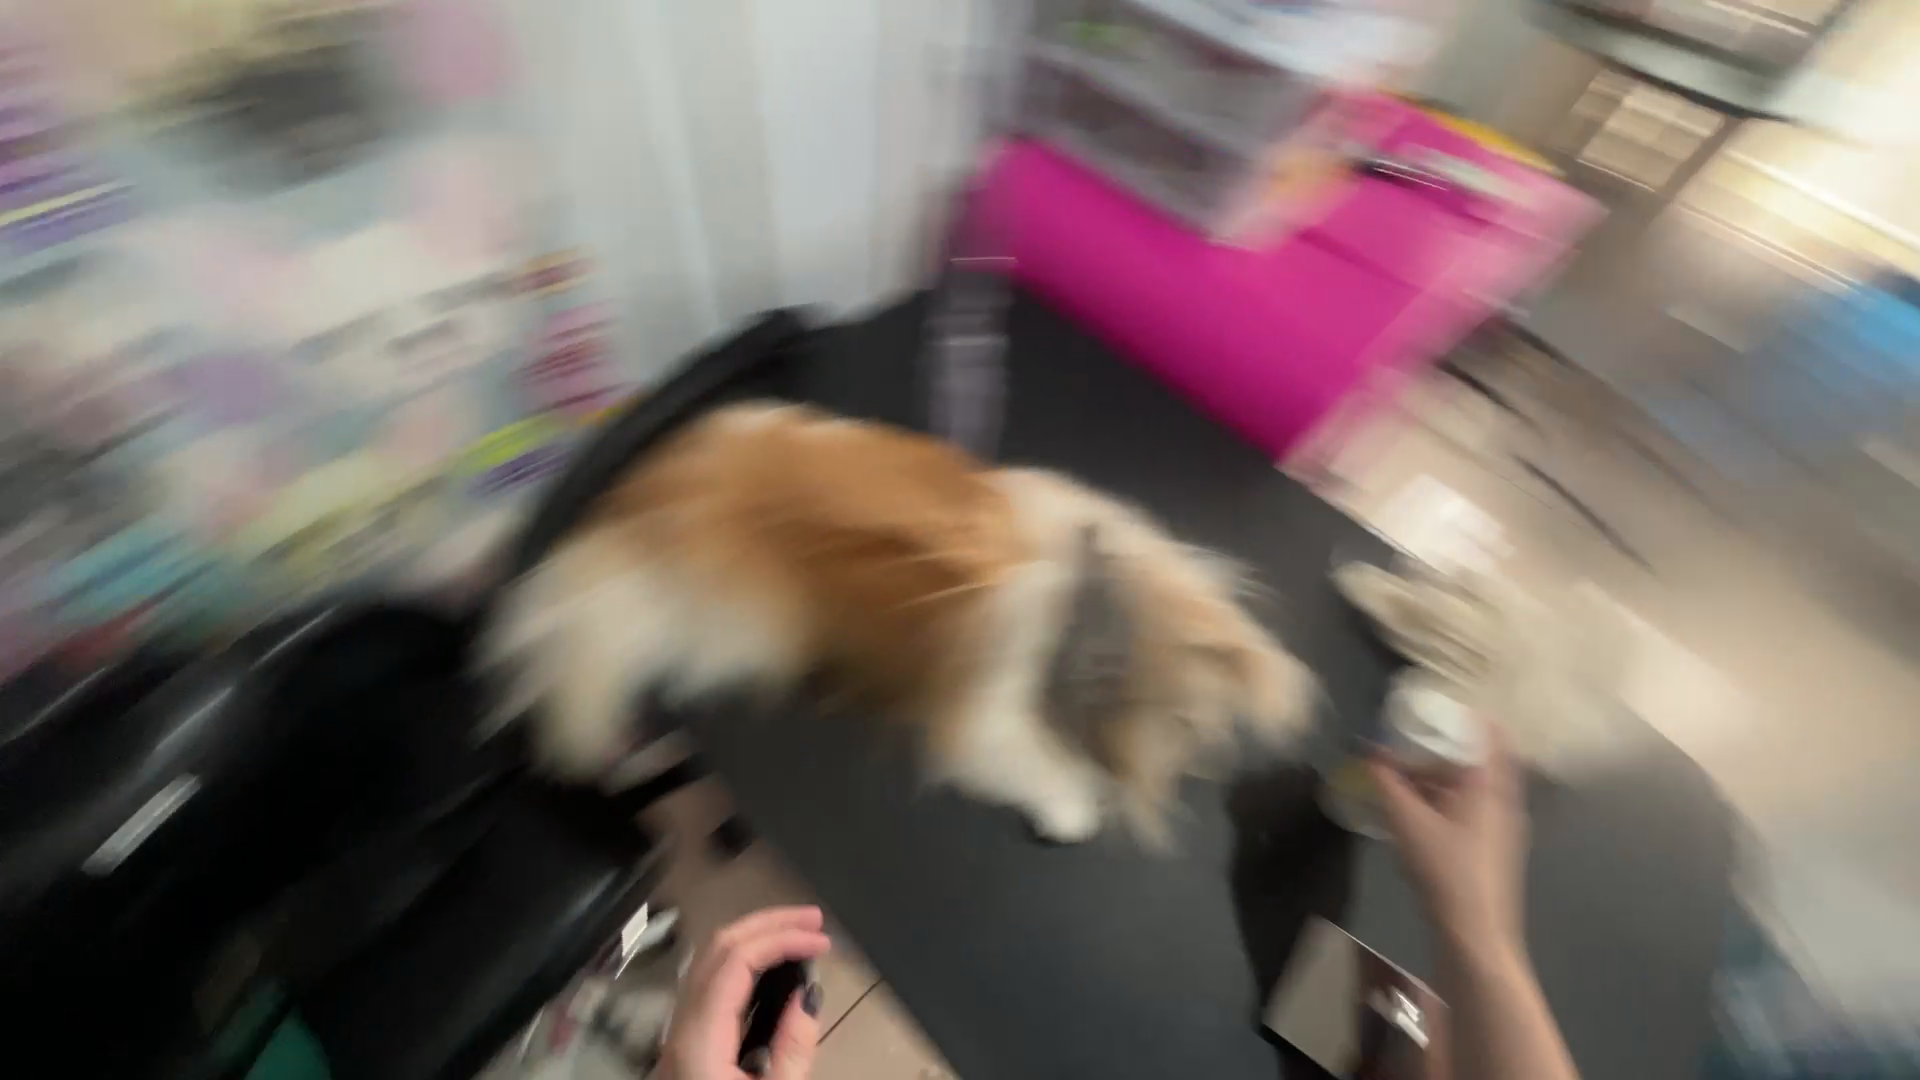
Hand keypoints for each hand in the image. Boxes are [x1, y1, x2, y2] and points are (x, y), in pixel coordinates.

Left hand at [659, 907, 830, 1079]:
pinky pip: (711, 980)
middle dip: (769, 923)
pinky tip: (773, 965)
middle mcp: (680, 1030)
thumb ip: (793, 1049)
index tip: (822, 941)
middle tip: (815, 921)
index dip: (781, 938)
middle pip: (718, 947)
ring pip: (710, 959)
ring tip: (799, 933)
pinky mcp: (685, 1046)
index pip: (737, 961)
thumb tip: (807, 992)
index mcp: (698, 1044)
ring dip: (756, 935)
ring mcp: (677, 1036)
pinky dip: (745, 958)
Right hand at [1369, 724, 1527, 954]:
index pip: (1490, 737)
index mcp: (1488, 788)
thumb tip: (1369, 751)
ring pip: (1468, 787)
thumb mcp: (1405, 818)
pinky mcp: (1489, 848)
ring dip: (1435, 777)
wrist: (1474, 930)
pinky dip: (1440, 798)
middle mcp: (1501, 802)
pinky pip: (1465, 807)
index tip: (1439, 707)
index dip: (1468, 718)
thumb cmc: (1444, 867)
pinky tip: (1411, 809)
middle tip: (1404, 743)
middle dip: (1438, 750)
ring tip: (1398, 776)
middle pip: (1475, 762)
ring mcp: (1499, 827)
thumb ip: (1386, 780)